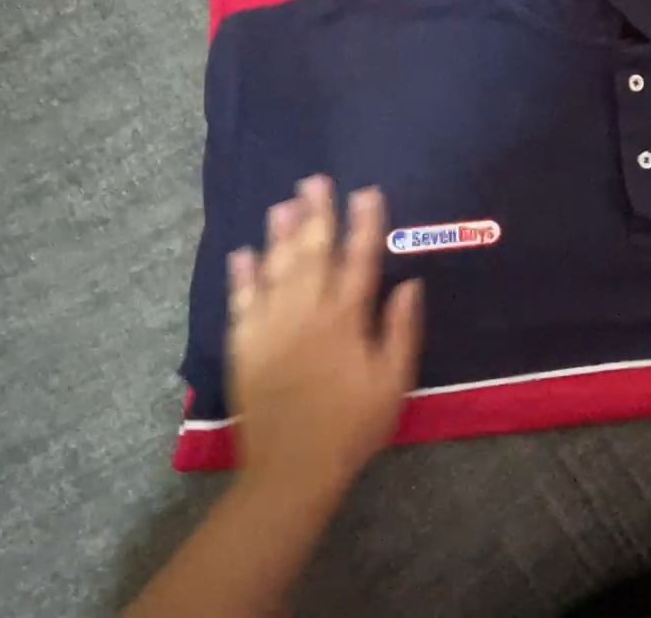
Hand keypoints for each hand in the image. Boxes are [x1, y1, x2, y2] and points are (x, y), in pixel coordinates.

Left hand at [227, 176, 422, 494]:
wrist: (291, 471)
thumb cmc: (353, 425)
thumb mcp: (394, 382)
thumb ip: (400, 330)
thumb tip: (409, 284)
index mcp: (345, 322)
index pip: (359, 261)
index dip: (364, 224)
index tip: (367, 192)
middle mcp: (306, 316)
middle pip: (313, 254)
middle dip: (317, 215)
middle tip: (315, 180)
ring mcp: (270, 329)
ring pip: (275, 270)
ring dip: (279, 234)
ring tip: (283, 203)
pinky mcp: (244, 347)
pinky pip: (241, 302)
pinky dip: (243, 276)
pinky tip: (244, 252)